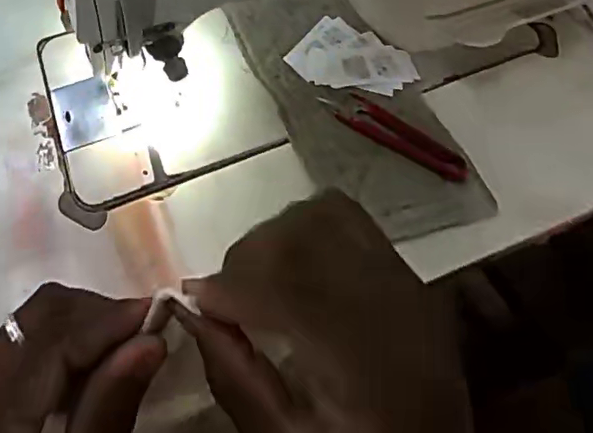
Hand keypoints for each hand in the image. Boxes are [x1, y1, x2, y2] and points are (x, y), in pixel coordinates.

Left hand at [0, 283, 166, 432]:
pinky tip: (93, 365)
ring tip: (127, 345)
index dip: (109, 319)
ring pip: (30, 323)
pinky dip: (62, 346)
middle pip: (40, 317)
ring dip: (81, 325)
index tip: (159, 313)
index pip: (56, 337)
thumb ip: (109, 409)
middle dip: (97, 315)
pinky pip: (22, 347)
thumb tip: (149, 341)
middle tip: (147, 331)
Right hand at [182, 190, 470, 432]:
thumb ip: (235, 376)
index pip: (285, 289)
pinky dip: (306, 223)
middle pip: (297, 242)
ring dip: (274, 239)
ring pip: (317, 216)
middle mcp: (392, 304)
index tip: (195, 300)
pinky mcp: (405, 272)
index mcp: (366, 358)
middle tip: (226, 297)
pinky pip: (345, 215)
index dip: (228, 287)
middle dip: (245, 261)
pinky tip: (295, 259)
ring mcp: (403, 281)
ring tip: (261, 279)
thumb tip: (187, 310)